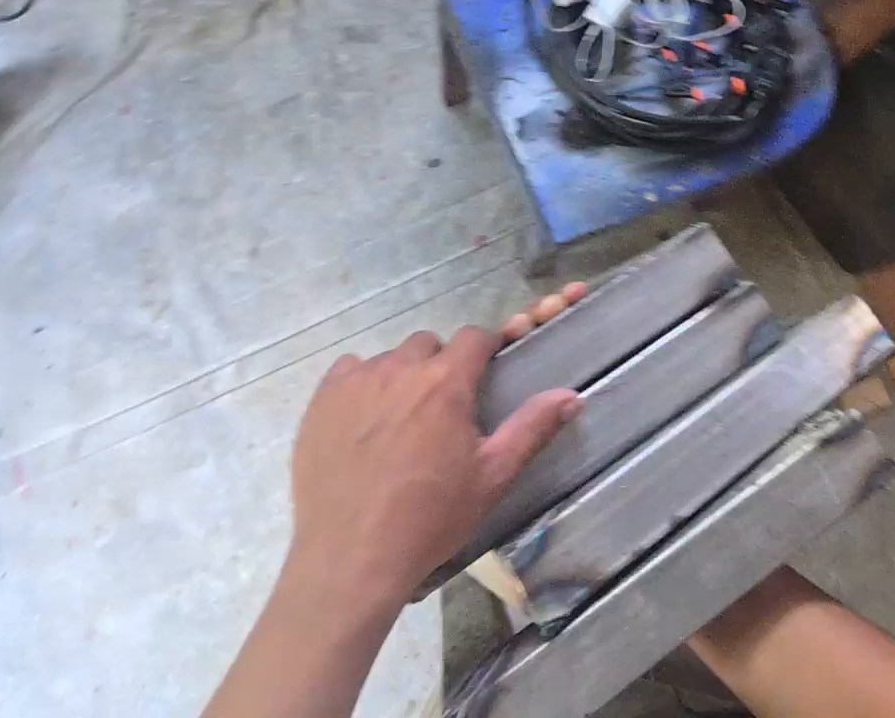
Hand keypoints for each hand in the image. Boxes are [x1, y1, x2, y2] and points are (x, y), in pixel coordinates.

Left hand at [284, 286, 589, 609]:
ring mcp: (357, 380)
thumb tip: (572, 395)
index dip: (483, 349)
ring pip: (389, 359)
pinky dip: (361, 385)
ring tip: (400, 423)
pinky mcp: (322, 398)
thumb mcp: (491, 478)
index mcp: (446, 382)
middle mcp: (400, 368)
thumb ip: (532, 429)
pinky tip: (363, 422)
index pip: (474, 337)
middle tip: (441, 412)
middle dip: (440, 367)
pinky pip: (349, 370)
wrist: (352, 557)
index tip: (483, 374)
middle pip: (429, 344)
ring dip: (401, 377)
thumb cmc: (430, 518)